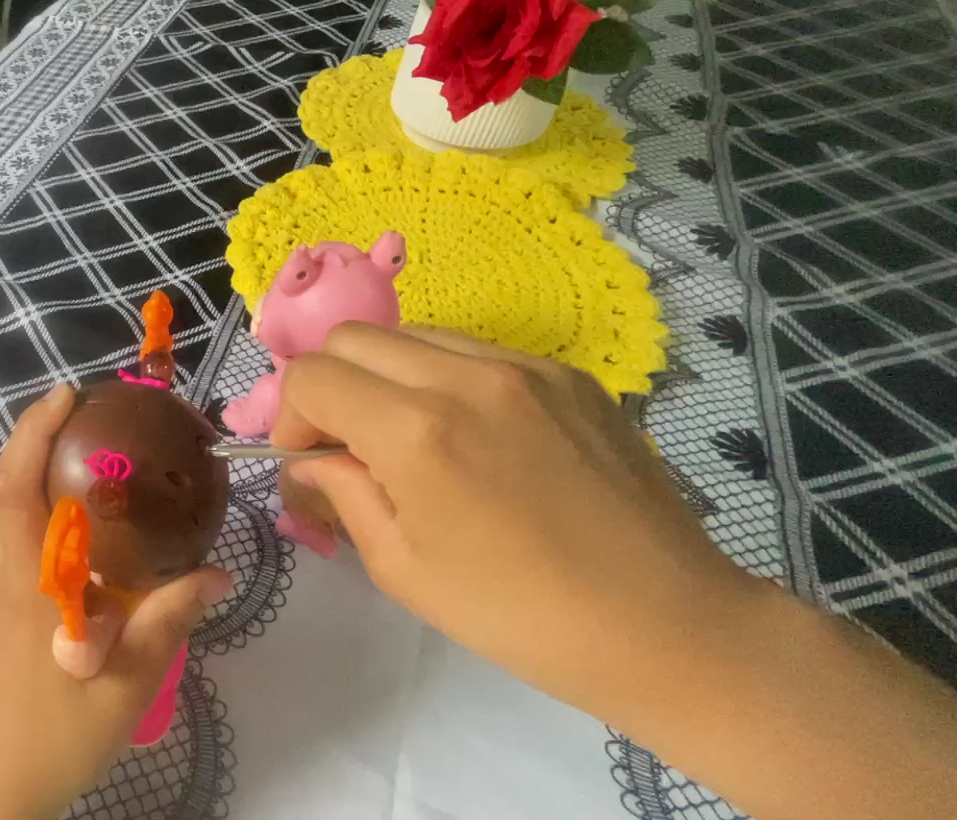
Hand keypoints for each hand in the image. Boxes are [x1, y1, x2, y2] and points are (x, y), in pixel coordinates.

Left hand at [0, 385, 232, 819]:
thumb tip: (219, 573)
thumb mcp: (126, 679)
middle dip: (47, 437)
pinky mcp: (4, 599)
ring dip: (49, 470)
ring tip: (105, 454)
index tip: (66, 393)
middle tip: (102, 414)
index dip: (34, 430)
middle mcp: (4, 564)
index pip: (15, 481)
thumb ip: (168, 618)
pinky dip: (51, 507)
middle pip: (14, 481)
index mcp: (25, 573)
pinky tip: (95, 521)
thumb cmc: (57, 730)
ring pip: (18, 506)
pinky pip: (25, 533)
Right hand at [276, 324, 956, 819]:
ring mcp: (521, 367)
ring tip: (407, 434)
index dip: (290, 418)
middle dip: (328, 386)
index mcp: (415, 432)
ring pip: (407, 334)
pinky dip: (440, 377)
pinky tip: (469, 432)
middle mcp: (462, 378)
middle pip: (348, 338)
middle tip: (348, 443)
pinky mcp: (564, 372)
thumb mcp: (400, 568)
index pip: (310, 377)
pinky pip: (469, 349)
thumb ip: (338, 494)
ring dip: (382, 375)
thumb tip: (309, 462)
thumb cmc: (519, 613)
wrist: (671, 627)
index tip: (310, 462)